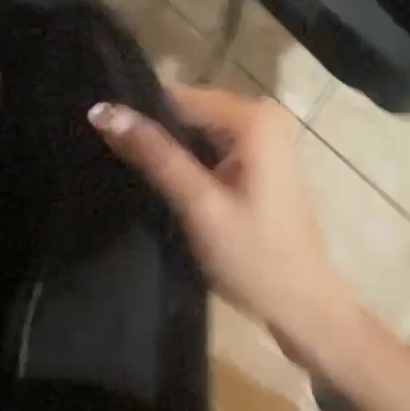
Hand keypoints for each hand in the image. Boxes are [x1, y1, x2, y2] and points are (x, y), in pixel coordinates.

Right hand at [88, 81, 359, 356]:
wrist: (306, 311)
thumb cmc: (256, 260)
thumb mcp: (199, 206)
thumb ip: (154, 154)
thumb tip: (102, 110)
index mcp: (254, 118)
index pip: (177, 98)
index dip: (140, 117)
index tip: (105, 141)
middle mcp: (263, 115)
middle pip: (187, 111)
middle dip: (155, 133)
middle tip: (119, 164)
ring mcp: (265, 136)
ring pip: (196, 128)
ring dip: (169, 149)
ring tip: (136, 174)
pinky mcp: (261, 157)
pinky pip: (211, 143)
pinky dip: (189, 160)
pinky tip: (168, 183)